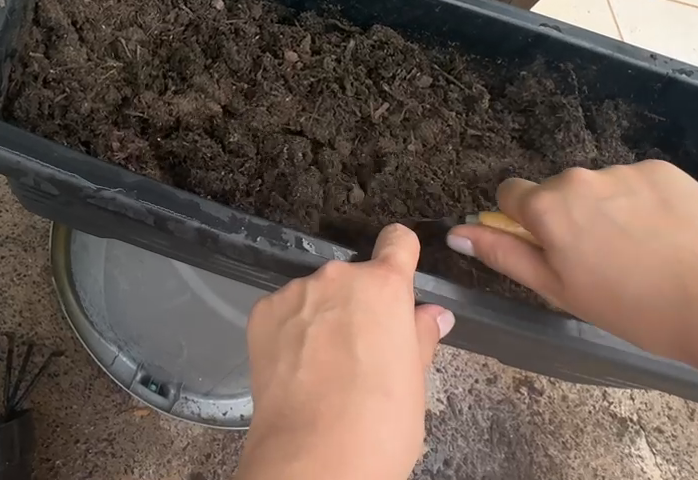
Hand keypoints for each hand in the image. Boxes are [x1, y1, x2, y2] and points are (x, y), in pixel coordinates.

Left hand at [235, 225, 454, 479]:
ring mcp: (296, 291)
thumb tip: (434, 314)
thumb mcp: (415, 382)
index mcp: (383, 287)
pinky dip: (290, 332)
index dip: (401, 252)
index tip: (400, 266)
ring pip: (316, 296)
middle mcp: (338, 277)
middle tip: (360, 352)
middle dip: (357, 305)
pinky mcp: (263, 311)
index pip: (397, 241)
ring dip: (321, 317)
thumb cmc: (380, 424)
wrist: (314, 456)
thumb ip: (420, 336)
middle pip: (352, 280)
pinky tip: (296, 369)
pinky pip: (284, 312)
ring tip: (324, 368)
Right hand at [447, 160, 697, 365]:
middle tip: (606, 261)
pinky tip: (673, 238)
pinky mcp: (664, 170)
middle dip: (572, 217)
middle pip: (558, 191)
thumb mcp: (560, 291)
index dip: (526, 222)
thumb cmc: (636, 309)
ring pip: (601, 188)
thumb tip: (455, 232)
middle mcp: (577, 178)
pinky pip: (641, 183)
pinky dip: (649, 205)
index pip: (510, 195)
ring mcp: (623, 170)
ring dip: (611, 211)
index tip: (554, 248)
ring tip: (648, 254)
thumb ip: (504, 255)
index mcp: (547, 208)